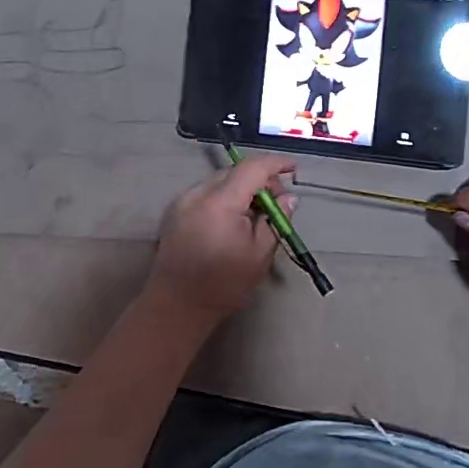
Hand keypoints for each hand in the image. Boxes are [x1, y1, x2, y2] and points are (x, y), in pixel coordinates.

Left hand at [147, 154, 296, 320]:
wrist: (177, 303)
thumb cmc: (223, 284)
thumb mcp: (259, 255)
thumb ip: (275, 221)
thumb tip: (288, 198)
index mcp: (220, 203)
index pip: (251, 168)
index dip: (275, 164)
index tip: (293, 168)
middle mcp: (198, 194)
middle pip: (234, 172)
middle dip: (260, 180)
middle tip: (277, 203)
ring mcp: (183, 201)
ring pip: (219, 182)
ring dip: (241, 189)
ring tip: (255, 215)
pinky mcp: (175, 211)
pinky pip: (205, 193)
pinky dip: (223, 198)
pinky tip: (232, 220)